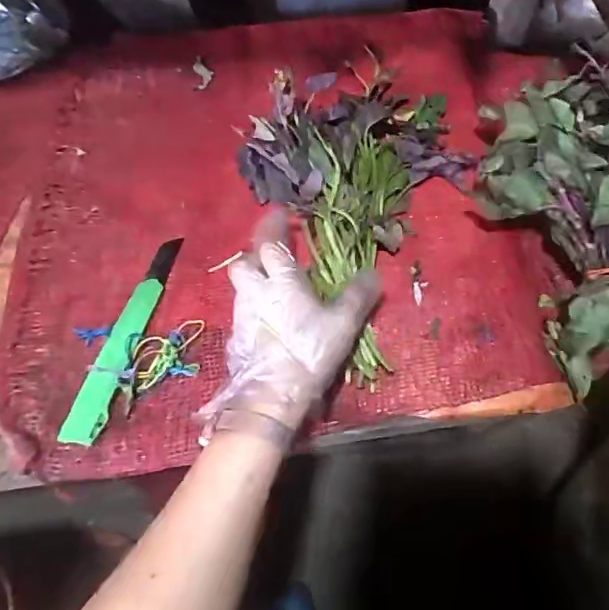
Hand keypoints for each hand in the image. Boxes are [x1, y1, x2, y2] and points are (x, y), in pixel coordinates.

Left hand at [198, 210, 381, 445]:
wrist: (270, 397)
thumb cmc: (307, 352)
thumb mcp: (342, 323)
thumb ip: (357, 296)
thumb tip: (372, 274)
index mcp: (279, 281)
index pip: (270, 242)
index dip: (274, 224)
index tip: (280, 213)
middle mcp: (253, 292)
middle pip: (243, 262)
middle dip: (255, 254)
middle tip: (272, 255)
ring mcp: (240, 316)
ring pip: (241, 289)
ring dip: (254, 282)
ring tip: (273, 289)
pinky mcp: (236, 340)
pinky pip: (242, 315)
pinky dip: (254, 310)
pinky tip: (268, 322)